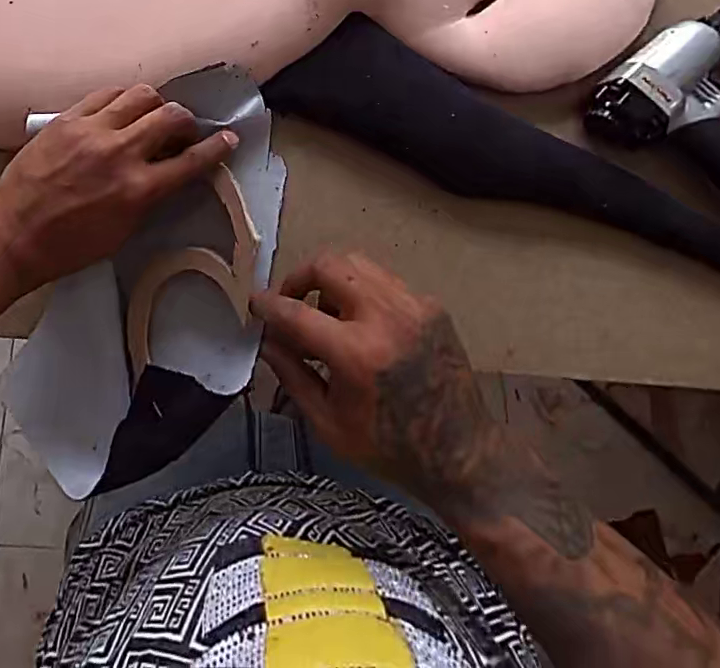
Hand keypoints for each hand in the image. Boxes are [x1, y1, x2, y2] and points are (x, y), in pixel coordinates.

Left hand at [0, 85, 236, 295]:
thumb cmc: (69, 245)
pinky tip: (119, 110)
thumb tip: (168, 173)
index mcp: (139, 190)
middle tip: (181, 131)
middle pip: (171, 117)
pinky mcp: (67, 119)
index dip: (217, 147)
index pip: (191, 161)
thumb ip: (150, 197)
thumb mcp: (123, 231)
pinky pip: (105, 94)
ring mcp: (92, 131)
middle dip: (186, 121)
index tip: (228, 138)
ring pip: (141, 95)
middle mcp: (121, 153)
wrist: (12, 233)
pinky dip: (121, 100)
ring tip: (149, 116)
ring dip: (155, 104)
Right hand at [254, 252, 592, 557]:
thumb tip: (267, 340)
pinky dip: (361, 293)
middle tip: (290, 300)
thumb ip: (292, 374)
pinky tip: (361, 324)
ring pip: (357, 264)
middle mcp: (386, 318)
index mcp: (356, 354)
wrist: (464, 455)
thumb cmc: (389, 449)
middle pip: (329, 266)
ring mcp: (413, 306)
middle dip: (299, 277)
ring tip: (326, 313)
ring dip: (331, 281)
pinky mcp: (431, 306)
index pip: (296, 312)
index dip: (268, 305)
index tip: (255, 303)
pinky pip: (384, 282)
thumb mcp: (327, 423)